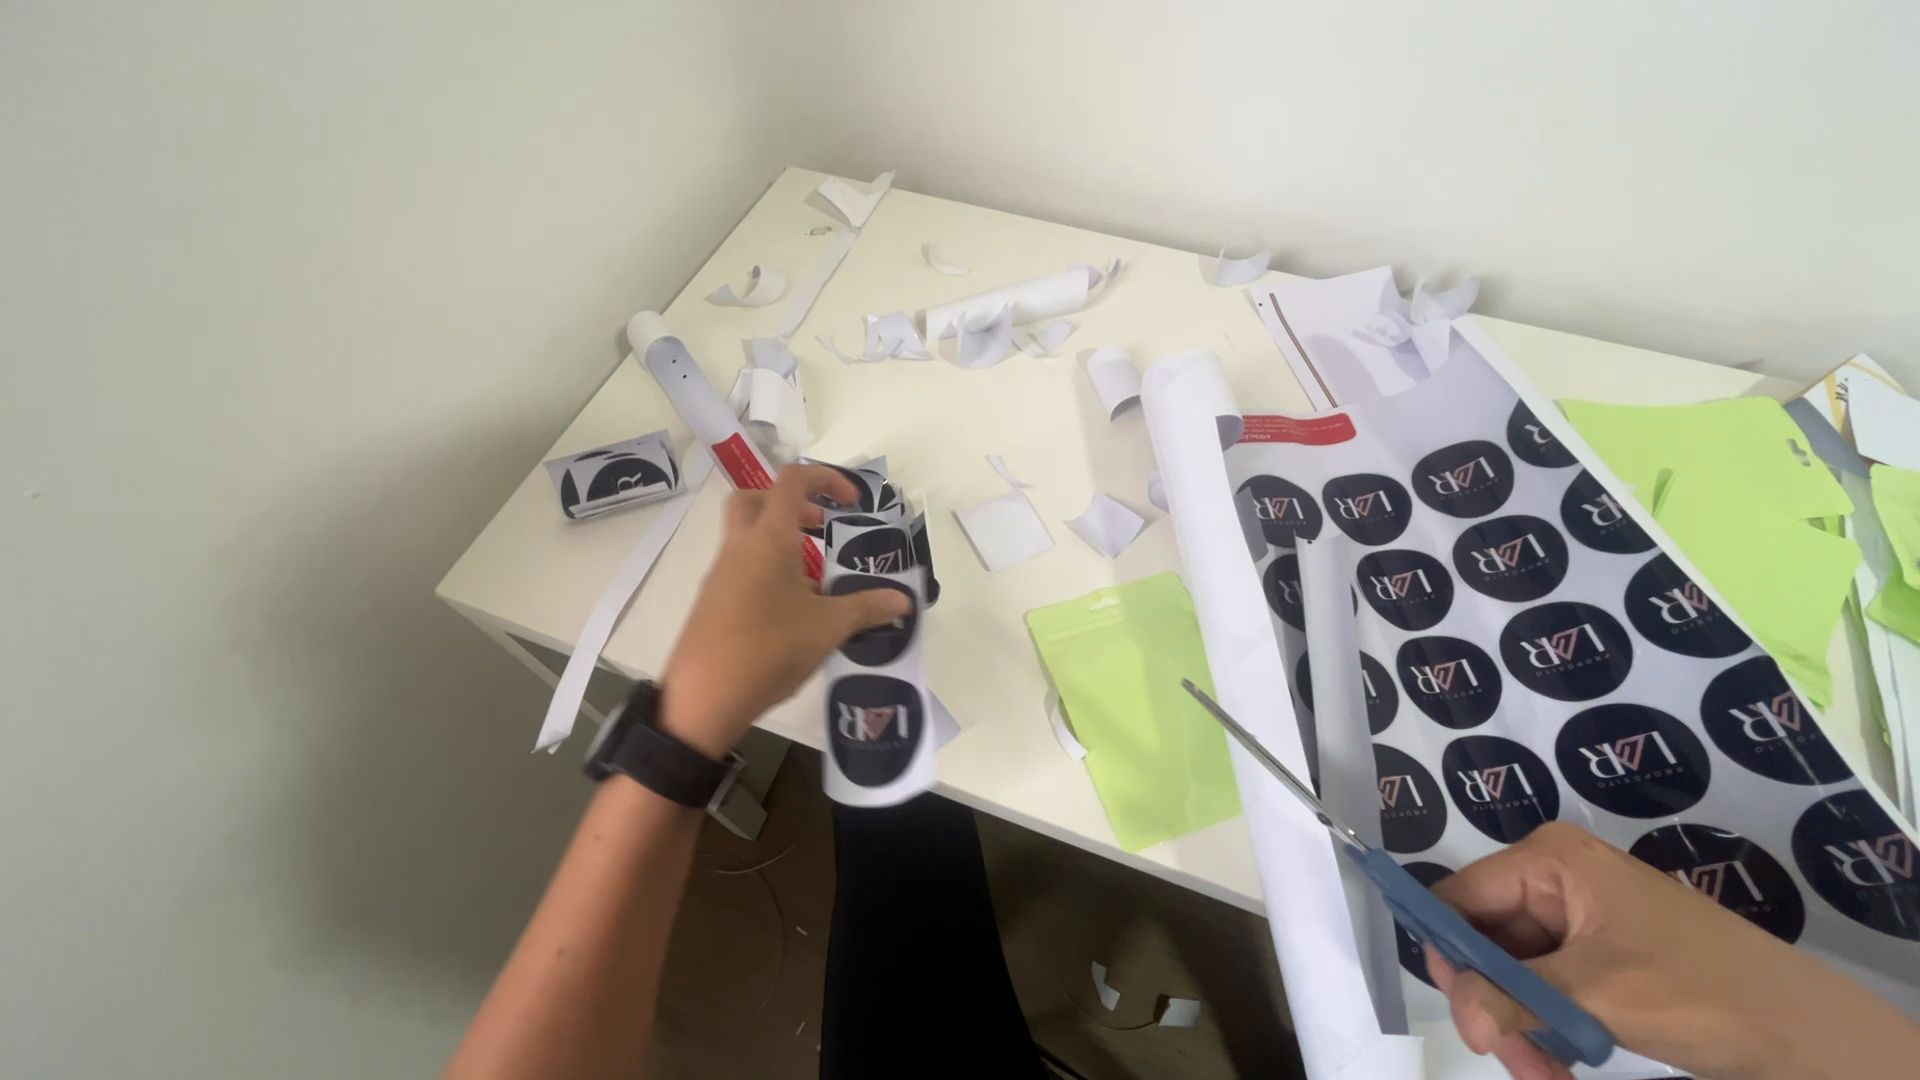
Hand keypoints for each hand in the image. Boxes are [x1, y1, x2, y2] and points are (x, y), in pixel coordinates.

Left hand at [659, 464, 911, 758]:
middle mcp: (739, 548)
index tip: (852, 501)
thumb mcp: (828, 628)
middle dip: (790, 505)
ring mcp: (720, 575)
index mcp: (768, 540)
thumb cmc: (768, 650)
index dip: (825, 478)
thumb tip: (903, 600)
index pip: (792, 481)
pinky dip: (767, 574)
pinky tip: (792, 613)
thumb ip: (866, 608)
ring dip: (781, 544)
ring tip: (816, 582)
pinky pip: (741, 570)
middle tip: (820, 528)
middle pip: (754, 500)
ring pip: (747, 538)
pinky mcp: (712, 603)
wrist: (702, 700)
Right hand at [1426, 822, 1919, 1079]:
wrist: (1827, 1043)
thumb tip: (1460, 1021)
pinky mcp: (1598, 953)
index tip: (1463, 1013)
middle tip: (1511, 1060)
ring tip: (1540, 1075)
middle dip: (1493, 1002)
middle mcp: (1553, 877)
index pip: (1460, 897)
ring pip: (1513, 968)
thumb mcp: (1602, 998)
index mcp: (1547, 860)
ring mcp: (1577, 916)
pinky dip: (1546, 1025)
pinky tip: (1558, 1065)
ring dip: (1519, 1023)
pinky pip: (1545, 983)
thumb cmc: (1708, 994)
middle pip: (1485, 937)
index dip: (1450, 952)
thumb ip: (1518, 1000)